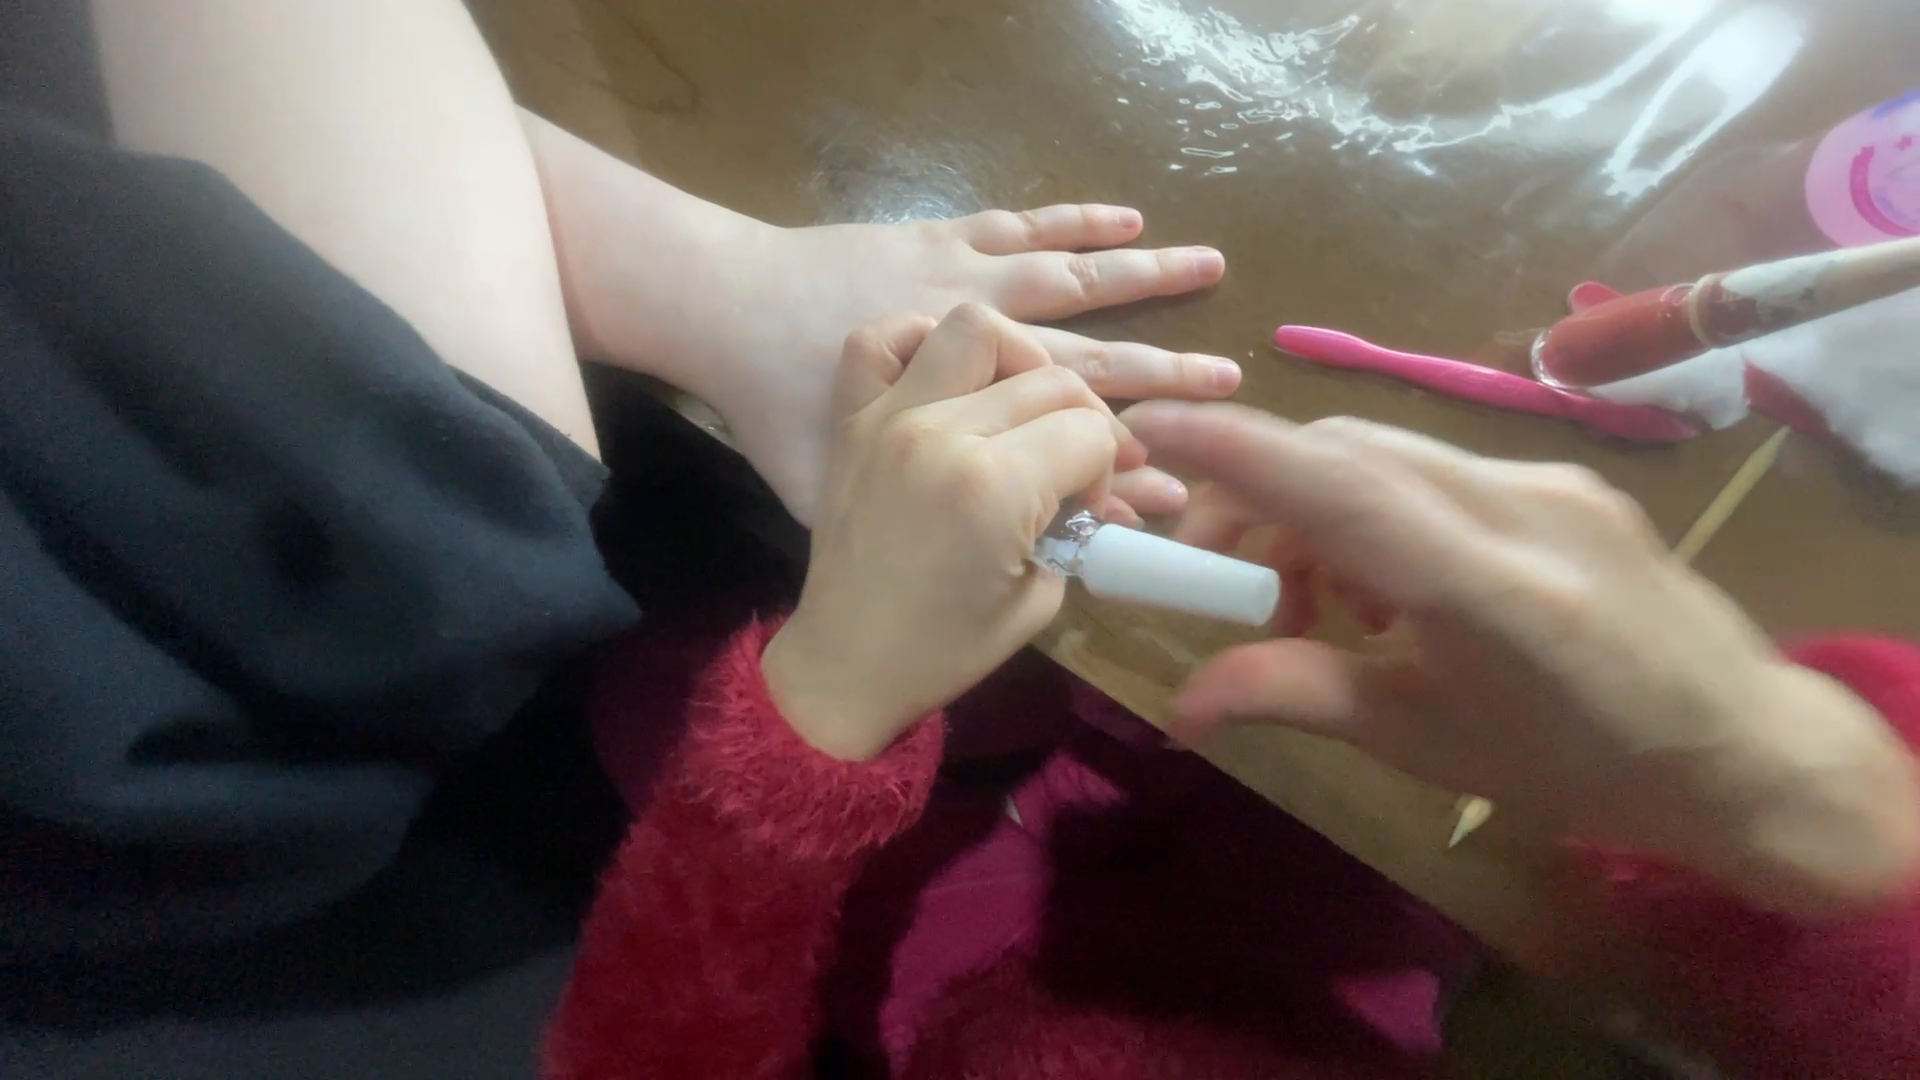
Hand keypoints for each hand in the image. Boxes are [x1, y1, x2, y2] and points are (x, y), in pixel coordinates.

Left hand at [683, 205, 1232, 522]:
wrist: (720, 331)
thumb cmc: (799, 469)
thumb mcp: (899, 557)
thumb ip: (1003, 542)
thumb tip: (1077, 525)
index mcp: (975, 477)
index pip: (1087, 451)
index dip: (1118, 473)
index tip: (1132, 492)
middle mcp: (974, 389)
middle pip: (1090, 375)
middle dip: (1164, 381)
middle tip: (1226, 381)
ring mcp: (954, 306)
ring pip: (1069, 288)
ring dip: (1148, 278)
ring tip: (1211, 266)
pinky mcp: (929, 253)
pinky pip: (1011, 235)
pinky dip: (1070, 226)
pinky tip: (1122, 220)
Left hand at [762, 306, 1130, 759]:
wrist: (847, 660)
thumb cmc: (945, 648)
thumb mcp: (1037, 597)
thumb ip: (1075, 524)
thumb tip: (1098, 485)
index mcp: (995, 486)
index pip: (1089, 431)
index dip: (1106, 467)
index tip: (1083, 507)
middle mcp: (943, 432)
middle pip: (1047, 379)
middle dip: (1079, 420)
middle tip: (1065, 465)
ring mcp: (889, 417)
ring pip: (972, 328)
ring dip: (1015, 358)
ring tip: (1017, 403)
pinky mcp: (850, 419)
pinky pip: (879, 341)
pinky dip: (917, 342)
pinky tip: (942, 378)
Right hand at [1128, 403, 1919, 912]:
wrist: (1744, 750)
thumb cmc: (1570, 765)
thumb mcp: (1415, 740)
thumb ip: (1289, 694)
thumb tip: (1179, 707)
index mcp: (1488, 593)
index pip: (1339, 490)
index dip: (1232, 451)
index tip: (1144, 428)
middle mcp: (1516, 508)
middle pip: (1336, 453)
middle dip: (1244, 495)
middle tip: (1210, 574)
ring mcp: (1539, 479)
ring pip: (1367, 452)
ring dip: (1298, 508)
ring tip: (1299, 597)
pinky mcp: (1545, 476)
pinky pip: (1412, 466)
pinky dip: (1352, 509)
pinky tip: (1367, 579)